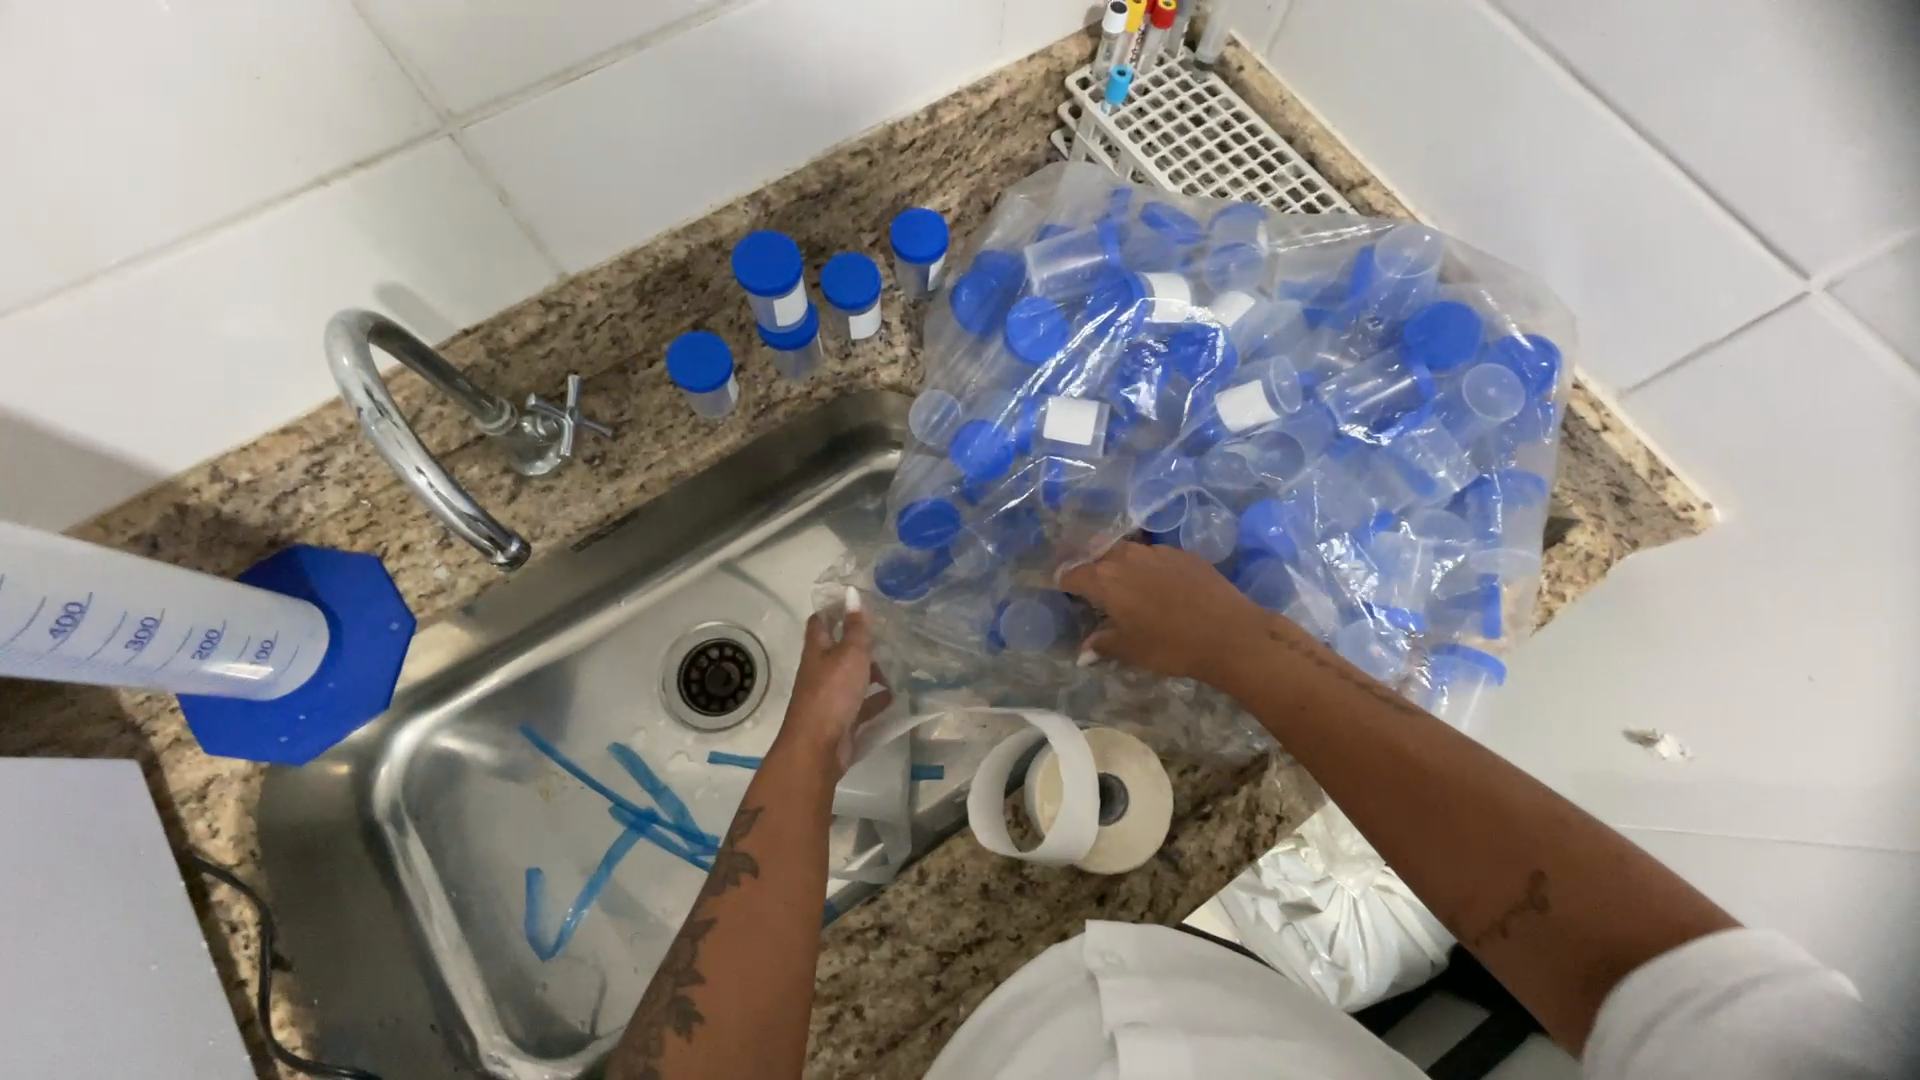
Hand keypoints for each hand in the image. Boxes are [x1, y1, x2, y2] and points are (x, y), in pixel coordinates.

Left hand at [777, 594, 893, 777]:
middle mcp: (822, 670)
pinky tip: (895, 695)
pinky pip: (862, 704)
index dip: (835, 609)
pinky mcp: (842, 719)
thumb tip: (851, 592)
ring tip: (898, 664)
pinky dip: (876, 699)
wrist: (817, 747)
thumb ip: (855, 626)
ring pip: (853, 677)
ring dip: (872, 671)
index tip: (857, 602)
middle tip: (888, 633)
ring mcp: (831, 696)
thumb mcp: (849, 654)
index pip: (821, 621)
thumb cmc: (832, 693)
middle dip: (861, 642)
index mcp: (818, 650)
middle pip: (839, 650)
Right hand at [1059, 541, 1271, 685]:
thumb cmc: (1170, 645)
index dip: (1063, 581)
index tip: (1060, 588)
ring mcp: (1157, 552)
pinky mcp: (1184, 554)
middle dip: (1088, 564)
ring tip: (1121, 581)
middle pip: (1097, 553)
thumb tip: (1082, 652)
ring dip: (1117, 563)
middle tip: (1086, 581)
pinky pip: (1155, 555)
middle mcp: (1126, 557)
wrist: (1229, 633)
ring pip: (1127, 551)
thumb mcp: (1130, 650)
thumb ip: (1102, 645)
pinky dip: (1147, 566)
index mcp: (1105, 579)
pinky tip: (1157, 584)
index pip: (1072, 573)